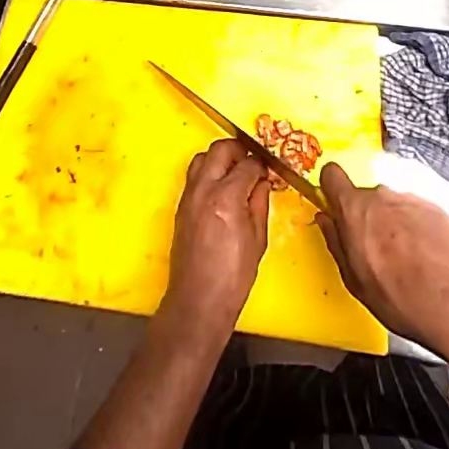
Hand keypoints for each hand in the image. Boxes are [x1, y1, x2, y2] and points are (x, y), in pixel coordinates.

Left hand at [163, 139, 271, 329]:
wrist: (198, 299)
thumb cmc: (233, 275)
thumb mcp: (258, 238)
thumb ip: (260, 203)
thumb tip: (262, 183)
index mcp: (227, 197)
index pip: (247, 164)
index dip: (261, 165)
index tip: (267, 170)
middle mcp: (204, 190)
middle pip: (220, 150)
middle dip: (239, 150)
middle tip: (252, 161)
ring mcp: (189, 197)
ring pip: (201, 158)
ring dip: (219, 158)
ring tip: (235, 171)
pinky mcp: (180, 207)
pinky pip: (193, 176)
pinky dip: (208, 172)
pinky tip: (221, 188)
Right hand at [316, 162, 448, 353]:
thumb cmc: (399, 295)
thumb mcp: (353, 278)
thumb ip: (335, 241)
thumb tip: (326, 222)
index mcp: (354, 209)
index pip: (332, 176)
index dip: (331, 188)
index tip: (333, 205)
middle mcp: (383, 196)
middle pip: (365, 197)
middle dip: (366, 219)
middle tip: (372, 251)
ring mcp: (412, 200)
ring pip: (393, 207)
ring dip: (393, 226)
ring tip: (403, 262)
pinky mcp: (437, 209)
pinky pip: (417, 214)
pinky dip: (417, 230)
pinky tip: (423, 259)